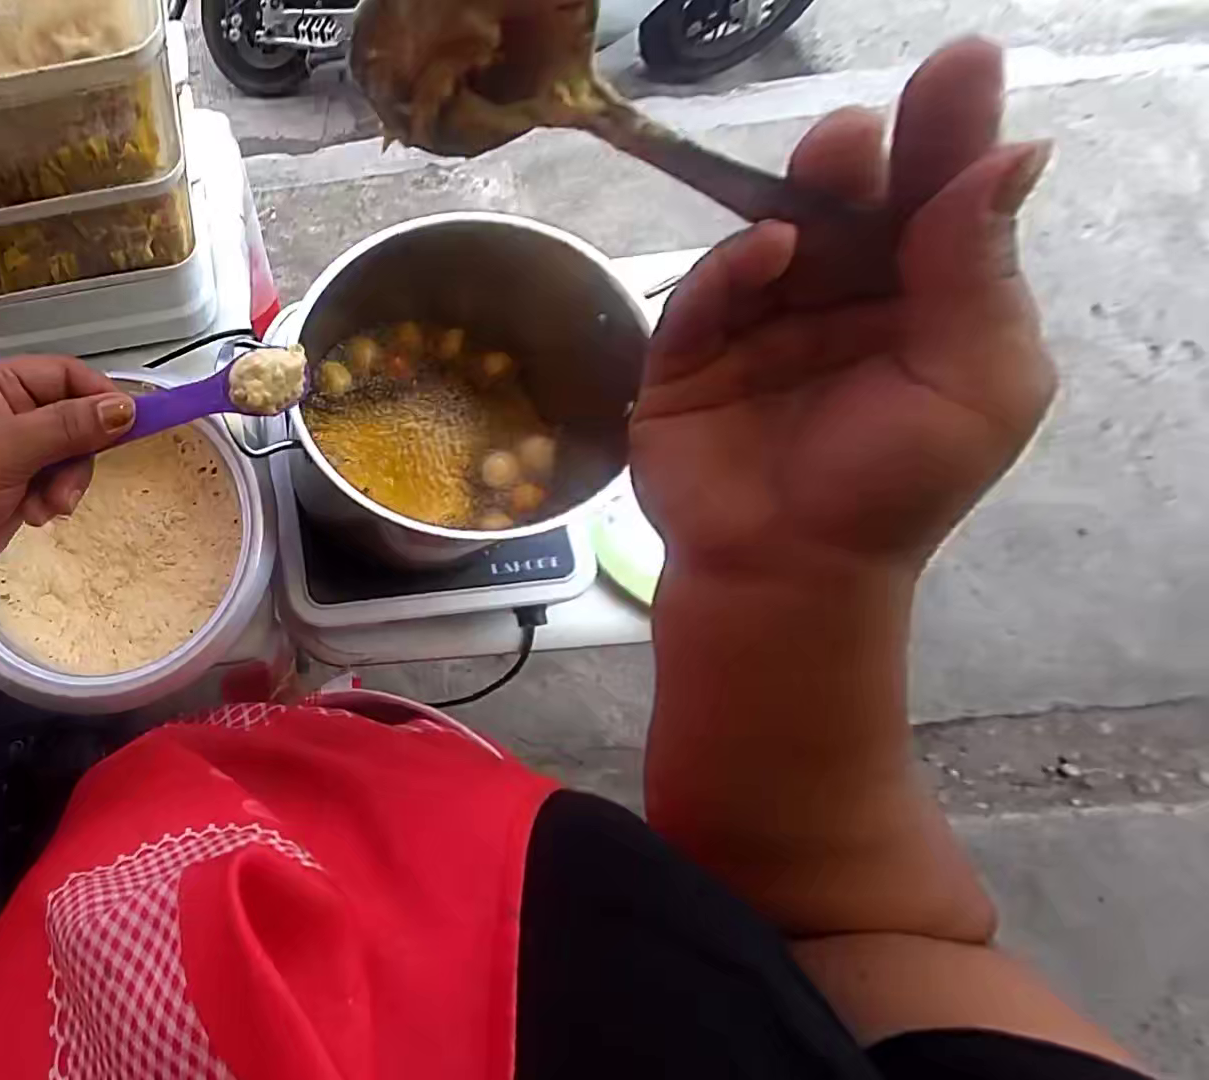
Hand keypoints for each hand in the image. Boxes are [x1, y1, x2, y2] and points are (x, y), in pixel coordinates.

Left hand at [0, 356, 135, 578]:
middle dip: (76, 456)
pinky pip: (56, 481)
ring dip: (65, 484)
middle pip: (73, 419)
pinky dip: (53, 499)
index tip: (130, 423)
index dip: (99, 396)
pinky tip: (35, 516)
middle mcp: (5, 410)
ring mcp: (10, 449)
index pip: (63, 375)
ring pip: (69, 455)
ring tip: (45, 509)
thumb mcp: (4, 449)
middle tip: (69, 487)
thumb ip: (68, 427)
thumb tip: (126, 408)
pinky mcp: (15, 482)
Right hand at [629, 38, 1055, 581]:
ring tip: (812, 188)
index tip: (953, 68)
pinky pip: (698, 304)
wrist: (781, 562)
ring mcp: (748, 340)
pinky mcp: (681, 367)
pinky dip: (722, 272)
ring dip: (786, 212)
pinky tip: (759, 254)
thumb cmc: (888, 488)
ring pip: (760, 253)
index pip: (930, 213)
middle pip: (838, 220)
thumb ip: (974, 280)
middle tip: (855, 128)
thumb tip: (1005, 161)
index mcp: (913, 313)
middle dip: (851, 167)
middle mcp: (827, 314)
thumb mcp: (973, 384)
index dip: (944, 142)